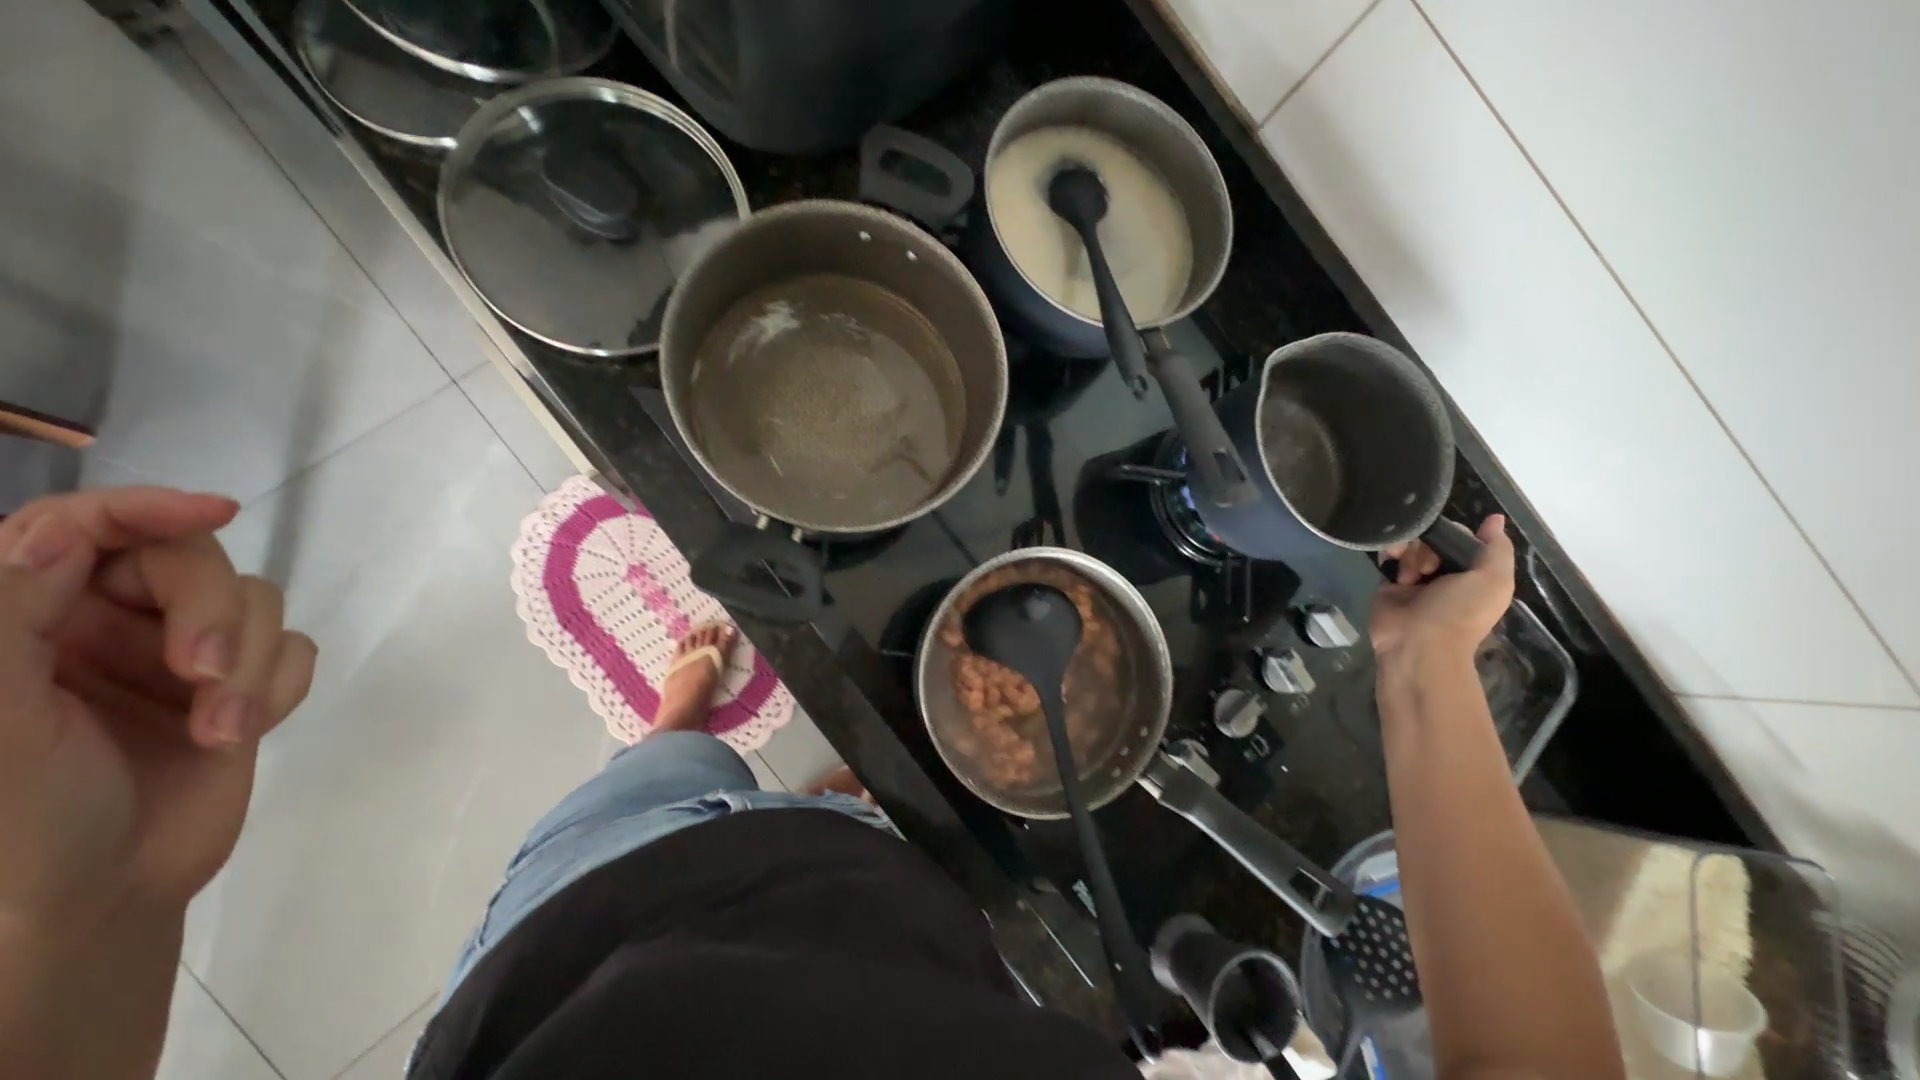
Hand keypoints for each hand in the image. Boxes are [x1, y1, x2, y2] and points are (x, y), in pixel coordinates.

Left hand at [0, 488, 316, 936]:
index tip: (215, 510)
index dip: (147, 506)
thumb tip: (56, 530)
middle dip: (212, 613)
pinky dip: (282, 686)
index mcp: (30, 615)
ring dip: (252, 665)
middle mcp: (108, 621)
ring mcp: (182, 653)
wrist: (102, 896)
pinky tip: (245, 730)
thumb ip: (10, 615)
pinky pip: (296, 650)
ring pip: (256, 604)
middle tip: (202, 671)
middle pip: (192, 560)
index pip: (87, 526)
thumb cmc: (18, 817)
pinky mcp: (245, 685)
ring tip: (224, 729)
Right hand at [1369, 514, 1513, 664]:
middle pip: (1435, 539)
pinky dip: (1390, 551)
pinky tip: (1391, 560)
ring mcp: (1416, 578)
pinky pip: (1388, 554)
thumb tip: (1495, 518)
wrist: (1418, 643)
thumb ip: (1498, 548)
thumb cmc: (1461, 612)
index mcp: (1473, 574)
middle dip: (1431, 545)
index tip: (1450, 545)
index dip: (1456, 535)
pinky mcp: (1389, 582)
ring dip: (1410, 552)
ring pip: (1411, 544)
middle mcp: (1446, 574)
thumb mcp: (1494, 580)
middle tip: (1430, 567)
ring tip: (1409, 574)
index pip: (1463, 539)